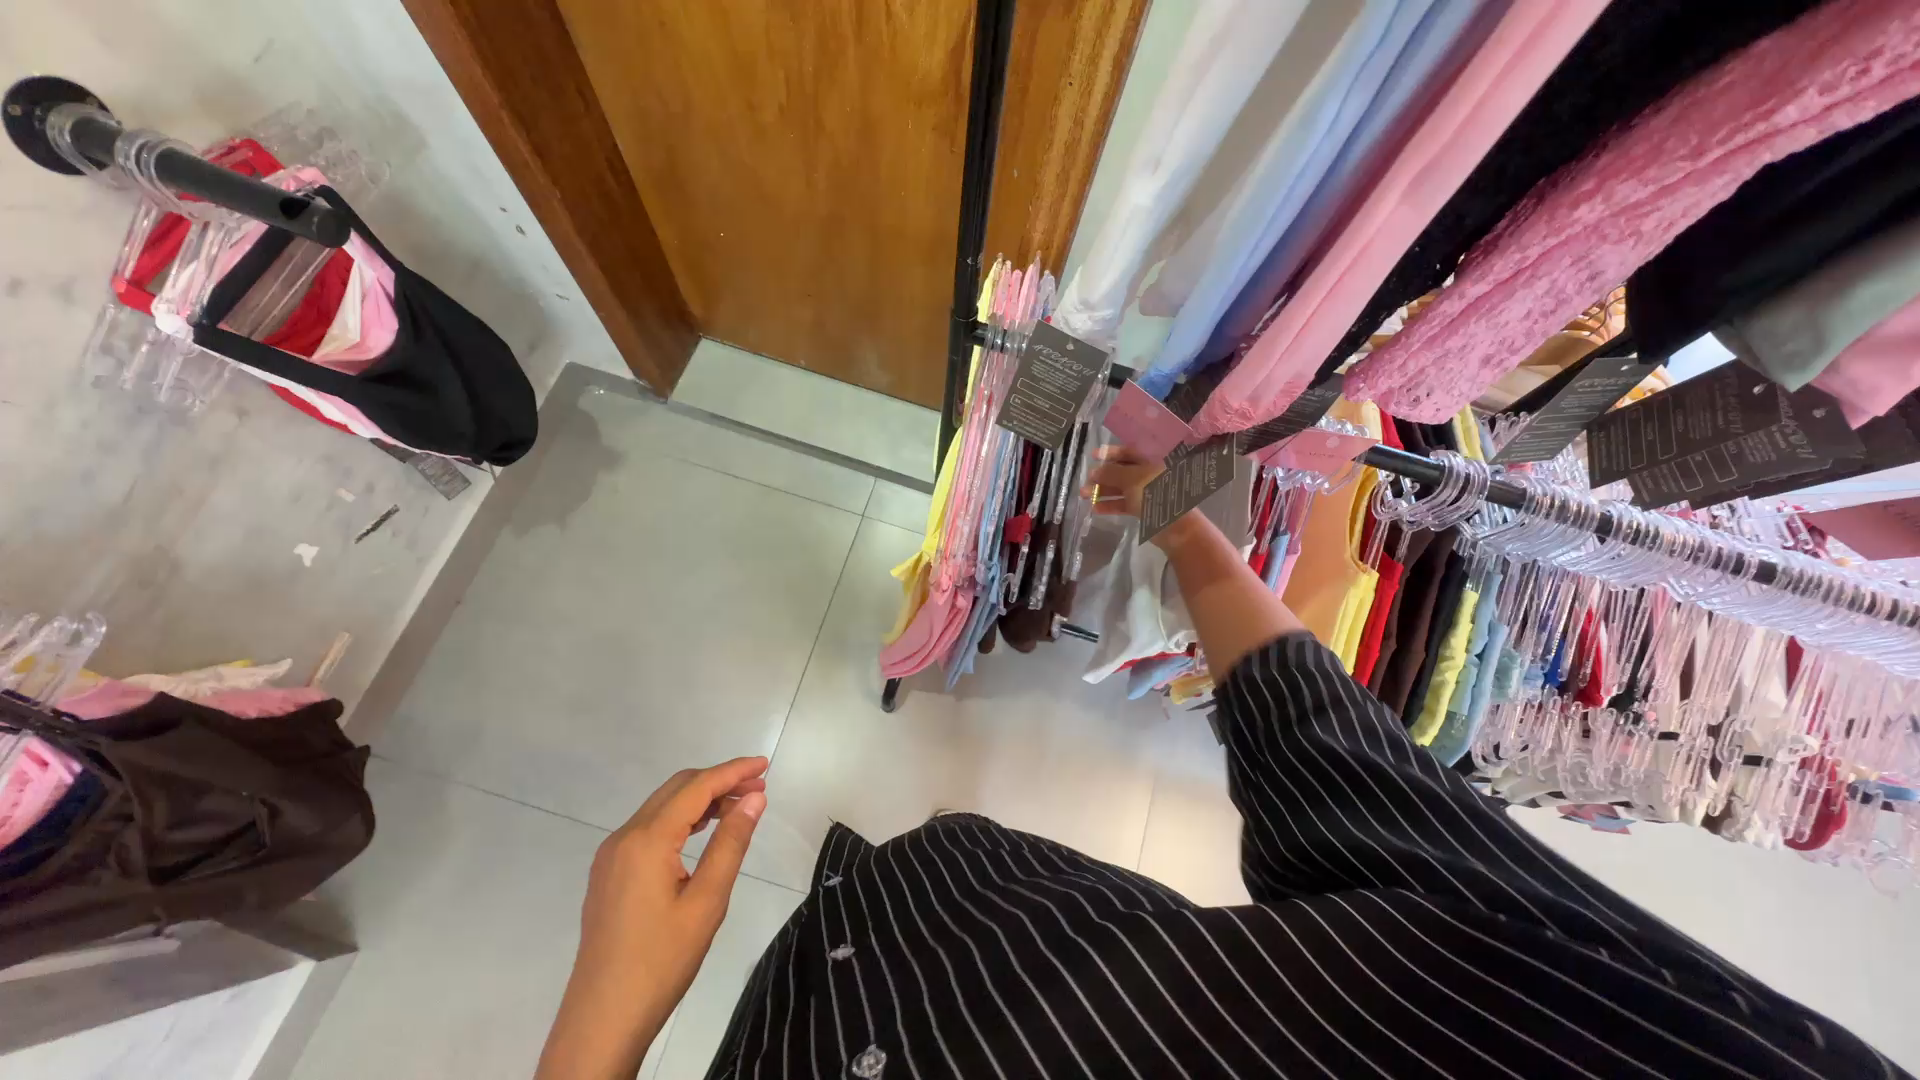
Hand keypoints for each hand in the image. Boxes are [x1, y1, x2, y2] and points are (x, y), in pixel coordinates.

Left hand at [537, 757, 767, 1079]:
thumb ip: (730, 844)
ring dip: (700, 800)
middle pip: (676, 789)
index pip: (696, 787)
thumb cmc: (661, 961)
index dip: (733, 771)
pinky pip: (649, 829)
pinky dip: (681, 820)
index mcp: (647, 840)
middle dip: (718, 781)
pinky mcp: (609, 874)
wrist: (603, 1017)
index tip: (766, 765)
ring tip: (740, 807)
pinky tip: (703, 832)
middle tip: (759, 788)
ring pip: (661, 808)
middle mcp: (624, 837)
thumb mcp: (707, 902)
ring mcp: (611, 856)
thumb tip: (754, 798)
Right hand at [1084, 445, 1205, 550]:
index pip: (1130, 451)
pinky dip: (1111, 505)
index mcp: (1153, 460)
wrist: (1175, 525)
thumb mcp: (1132, 479)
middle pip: (1123, 470)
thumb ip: (1111, 473)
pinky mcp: (1144, 508)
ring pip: (1121, 488)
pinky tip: (1096, 509)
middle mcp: (1150, 473)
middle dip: (1103, 475)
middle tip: (1087, 480)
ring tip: (1084, 495)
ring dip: (1103, 490)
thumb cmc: (1156, 493)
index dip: (1111, 452)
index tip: (1093, 455)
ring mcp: (1148, 491)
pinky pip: (1124, 503)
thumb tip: (1094, 471)